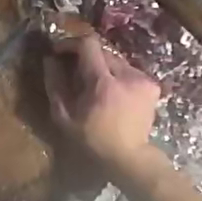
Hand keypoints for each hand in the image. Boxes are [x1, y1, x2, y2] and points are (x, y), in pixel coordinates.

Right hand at [42, 34, 161, 173]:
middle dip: (86, 58)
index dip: (71, 43)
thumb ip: (55, 85)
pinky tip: (112, 93)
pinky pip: (129, 71)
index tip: (60, 52)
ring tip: (94, 86)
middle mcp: (127, 75)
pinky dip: (117, 77)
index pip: (89, 44)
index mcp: (104, 83)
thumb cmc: (91, 140)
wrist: (128, 157)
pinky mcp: (152, 85)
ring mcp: (143, 79)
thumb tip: (49, 60)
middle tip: (74, 72)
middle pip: (103, 51)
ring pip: (116, 60)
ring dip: (102, 67)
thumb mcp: (64, 117)